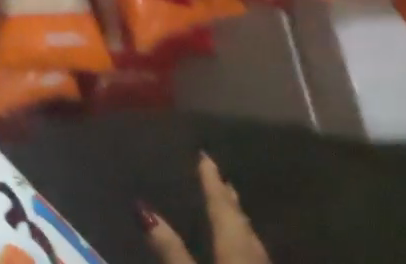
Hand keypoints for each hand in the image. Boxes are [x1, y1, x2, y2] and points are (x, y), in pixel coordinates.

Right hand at [140, 154, 270, 263]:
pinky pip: (252, 247)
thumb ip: (170, 247)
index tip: (204, 153)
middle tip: (215, 170)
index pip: (221, 204)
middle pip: (238, 216)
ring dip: (235, 213)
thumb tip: (142, 208)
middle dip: (225, 192)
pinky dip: (241, 233)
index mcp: (233, 242)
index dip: (211, 178)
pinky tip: (238, 239)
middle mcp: (253, 250)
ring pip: (248, 232)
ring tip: (226, 197)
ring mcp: (263, 263)